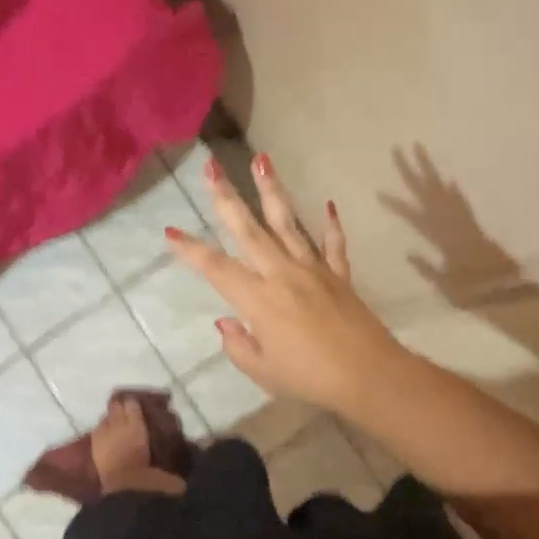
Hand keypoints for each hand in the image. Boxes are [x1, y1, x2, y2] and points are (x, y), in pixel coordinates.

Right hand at [167, 153, 406, 416]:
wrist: (368, 375)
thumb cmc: (309, 377)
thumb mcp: (263, 370)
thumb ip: (238, 345)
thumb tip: (226, 323)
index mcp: (258, 299)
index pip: (216, 268)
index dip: (190, 250)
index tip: (170, 231)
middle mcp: (282, 274)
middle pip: (249, 230)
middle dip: (226, 197)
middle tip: (211, 166)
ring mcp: (313, 270)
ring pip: (288, 224)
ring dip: (272, 191)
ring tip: (262, 160)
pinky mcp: (339, 275)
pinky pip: (333, 245)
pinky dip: (330, 225)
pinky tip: (328, 205)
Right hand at [380, 144, 525, 301]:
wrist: (512, 292)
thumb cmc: (475, 294)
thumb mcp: (446, 285)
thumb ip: (428, 268)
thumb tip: (408, 252)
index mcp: (443, 239)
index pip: (415, 217)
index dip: (397, 205)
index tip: (379, 192)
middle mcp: (454, 223)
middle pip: (430, 192)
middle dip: (414, 171)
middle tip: (400, 149)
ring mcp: (466, 221)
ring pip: (445, 190)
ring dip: (431, 171)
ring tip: (420, 151)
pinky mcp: (475, 225)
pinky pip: (462, 201)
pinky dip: (454, 190)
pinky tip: (449, 180)